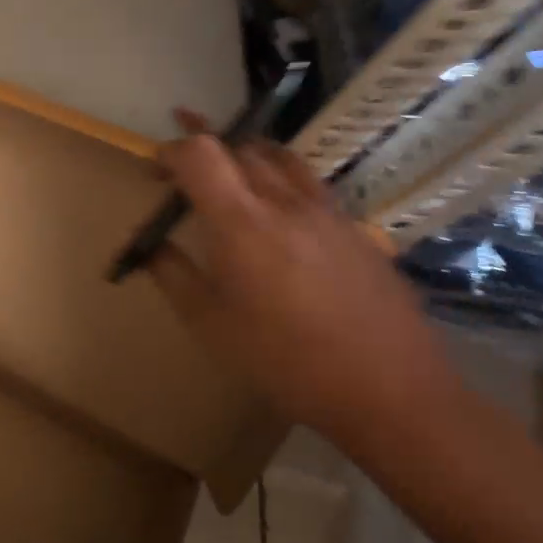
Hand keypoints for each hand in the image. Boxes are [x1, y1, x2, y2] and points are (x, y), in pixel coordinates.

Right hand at [149, 111, 458, 440]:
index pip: (199, 153)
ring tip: (227, 169)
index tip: (154, 171)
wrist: (393, 395)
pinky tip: (276, 209)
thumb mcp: (208, 322)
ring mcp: (329, 215)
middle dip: (202, 147)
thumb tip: (149, 245)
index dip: (170, 151)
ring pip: (281, 159)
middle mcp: (286, 204)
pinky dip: (281, 179)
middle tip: (178, 167)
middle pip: (240, 148)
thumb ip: (171, 273)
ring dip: (245, 155)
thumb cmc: (284, 360)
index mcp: (242, 223)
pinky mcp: (359, 232)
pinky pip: (311, 185)